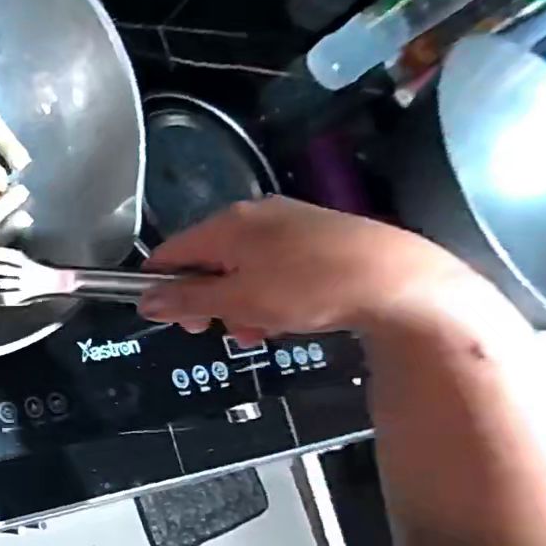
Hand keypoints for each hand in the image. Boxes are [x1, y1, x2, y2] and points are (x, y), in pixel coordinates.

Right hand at [137, 196, 482, 339]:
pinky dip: (265, 292)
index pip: (168, 253)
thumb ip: (185, 300)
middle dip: (204, 300)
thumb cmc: (309, 289)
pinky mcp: (315, 234)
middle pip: (203, 261)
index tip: (174, 320)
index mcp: (226, 225)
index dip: (161, 287)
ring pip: (237, 267)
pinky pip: (269, 264)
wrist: (400, 282)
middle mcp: (252, 215)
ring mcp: (286, 221)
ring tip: (259, 329)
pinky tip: (285, 314)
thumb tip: (145, 301)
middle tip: (217, 330)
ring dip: (236, 302)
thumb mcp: (237, 302)